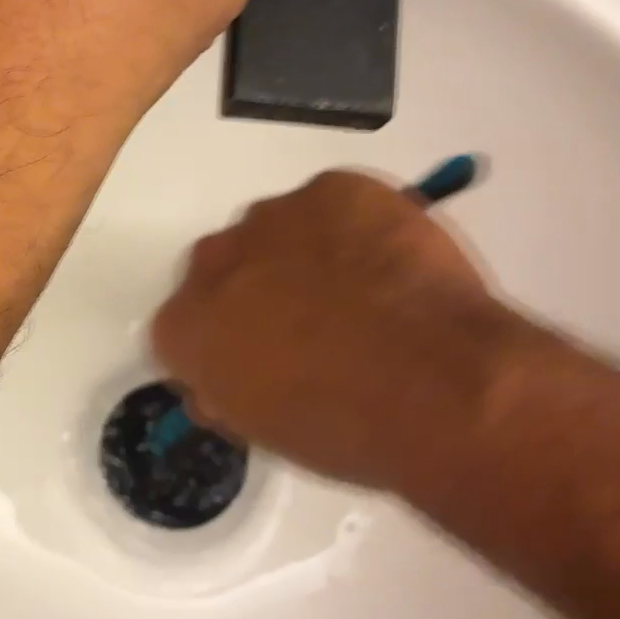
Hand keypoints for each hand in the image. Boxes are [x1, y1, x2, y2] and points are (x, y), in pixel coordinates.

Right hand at [151, 171, 534, 489]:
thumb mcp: (262, 429)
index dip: (229, 342)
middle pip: (224, 269)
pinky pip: (335, 204)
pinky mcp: (333, 189)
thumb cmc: (342, 427)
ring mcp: (270, 218)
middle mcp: (208, 263)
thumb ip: (226, 390)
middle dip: (258, 290)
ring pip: (278, 231)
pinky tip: (391, 263)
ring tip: (363, 292)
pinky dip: (357, 227)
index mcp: (181, 327)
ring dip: (304, 254)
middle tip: (315, 325)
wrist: (438, 388)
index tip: (266, 360)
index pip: (188, 327)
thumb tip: (226, 381)